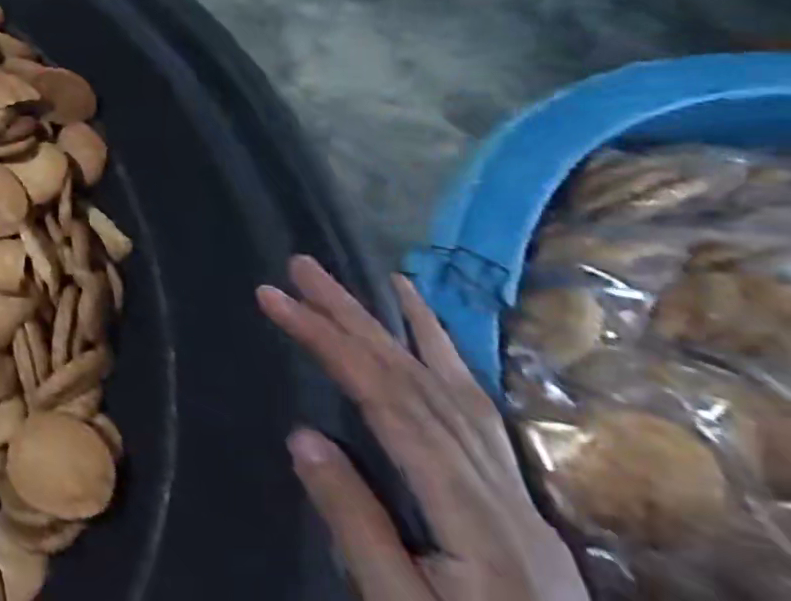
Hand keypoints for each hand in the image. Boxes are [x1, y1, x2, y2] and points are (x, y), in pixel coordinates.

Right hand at [257, 256, 588, 600]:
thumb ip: (356, 523)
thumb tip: (301, 433)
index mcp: (473, 513)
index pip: (388, 402)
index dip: (328, 341)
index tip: (274, 297)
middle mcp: (500, 489)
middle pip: (419, 382)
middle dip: (355, 318)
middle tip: (303, 267)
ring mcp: (516, 495)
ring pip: (455, 393)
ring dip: (406, 331)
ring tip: (380, 279)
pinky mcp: (515, 504)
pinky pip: (484, 420)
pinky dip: (457, 371)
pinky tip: (436, 345)